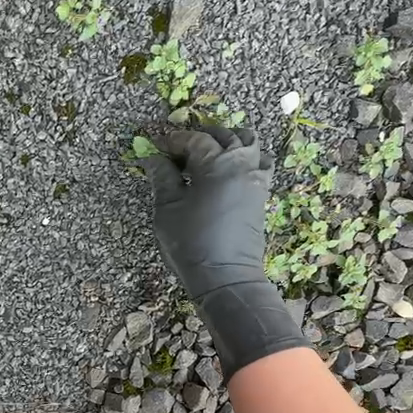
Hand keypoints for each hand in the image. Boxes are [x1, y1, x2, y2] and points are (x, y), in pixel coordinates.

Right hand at [142, 125, 308, 378]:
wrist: (225, 276)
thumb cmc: (190, 242)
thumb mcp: (167, 208)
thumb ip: (162, 177)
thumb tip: (151, 157)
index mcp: (218, 164)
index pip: (196, 140)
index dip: (174, 140)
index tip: (156, 146)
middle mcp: (242, 164)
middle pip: (226, 135)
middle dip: (201, 135)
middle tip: (178, 147)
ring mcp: (256, 178)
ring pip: (249, 143)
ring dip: (228, 140)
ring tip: (207, 151)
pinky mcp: (261, 194)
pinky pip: (260, 161)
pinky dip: (245, 155)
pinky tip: (228, 168)